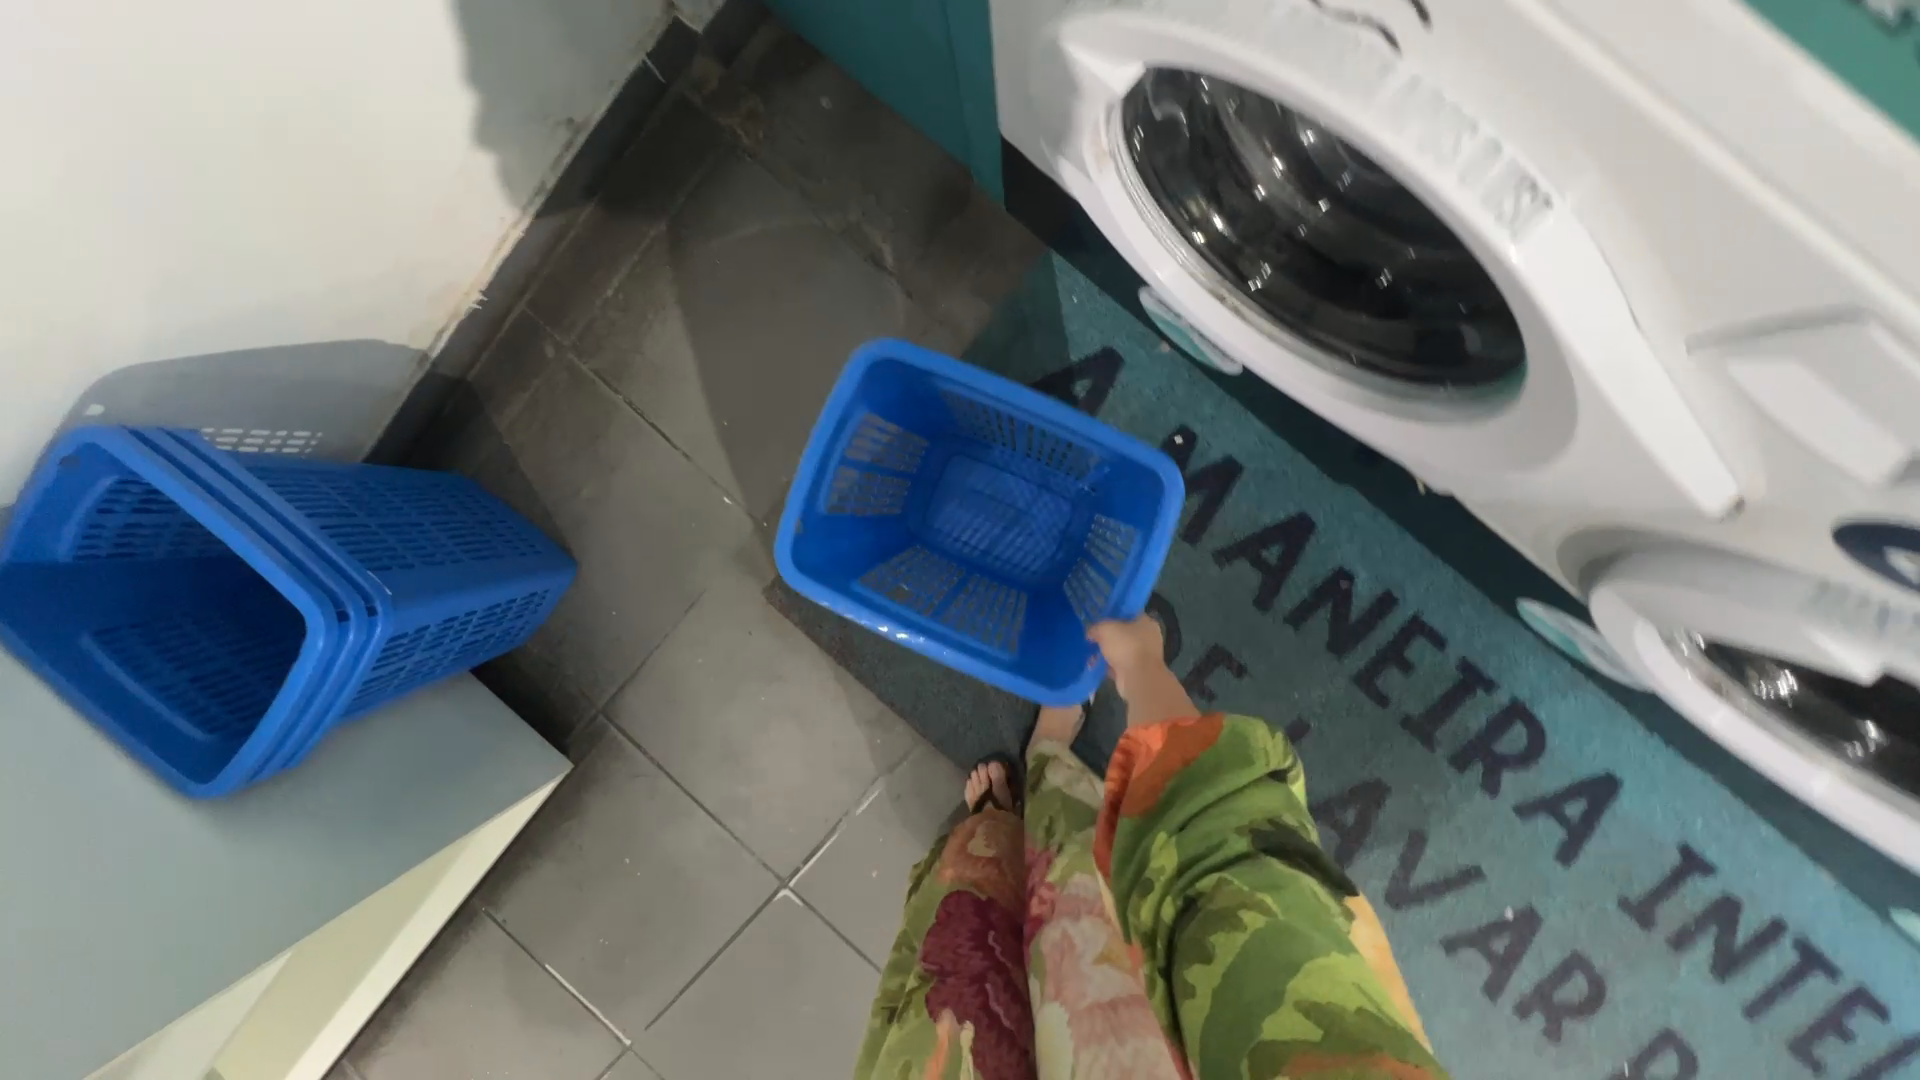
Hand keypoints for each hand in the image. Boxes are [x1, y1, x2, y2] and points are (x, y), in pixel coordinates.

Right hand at [1088, 616, 1186, 719]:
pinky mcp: (1136, 672)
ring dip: (1106, 652)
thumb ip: (1096, 627)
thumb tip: (1090, 633)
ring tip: (1090, 652)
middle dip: (1108, 636)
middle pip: (1124, 633)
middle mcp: (1148, 638)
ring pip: (1120, 650)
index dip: (1114, 614)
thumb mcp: (1105, 629)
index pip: (1130, 614)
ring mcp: (1143, 657)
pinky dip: (1107, 666)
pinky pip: (1118, 665)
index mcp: (1146, 623)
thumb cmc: (1126, 646)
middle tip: (1092, 635)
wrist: (1137, 678)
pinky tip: (1094, 665)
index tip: (1100, 617)